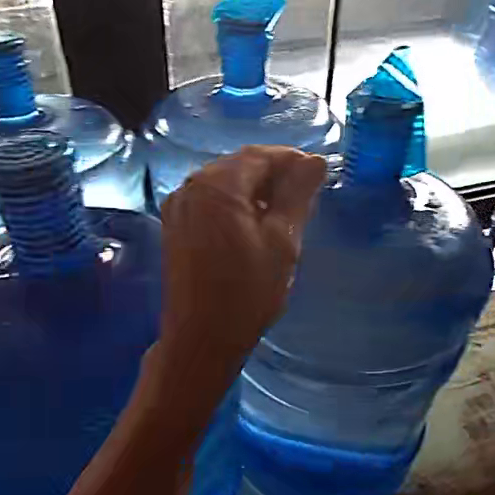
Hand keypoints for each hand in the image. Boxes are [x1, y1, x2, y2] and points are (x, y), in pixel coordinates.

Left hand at [155, 147, 326, 377]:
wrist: (201, 338)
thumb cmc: (247, 292)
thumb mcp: (282, 241)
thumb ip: (297, 195)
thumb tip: (314, 162)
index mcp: (217, 185)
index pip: (260, 156)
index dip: (292, 160)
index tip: (319, 173)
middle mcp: (190, 187)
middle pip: (239, 166)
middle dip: (274, 174)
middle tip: (306, 194)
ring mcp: (179, 207)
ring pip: (225, 184)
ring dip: (255, 190)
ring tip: (285, 213)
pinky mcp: (175, 227)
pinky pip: (210, 202)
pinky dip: (236, 205)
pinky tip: (255, 226)